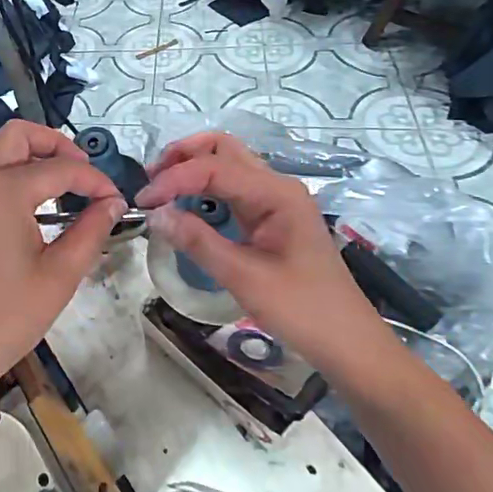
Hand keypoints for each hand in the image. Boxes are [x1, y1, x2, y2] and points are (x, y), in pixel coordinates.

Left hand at [0, 120, 125, 400]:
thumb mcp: (59, 276)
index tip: (116, 200)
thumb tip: (112, 204)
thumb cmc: (3, 319)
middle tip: (82, 174)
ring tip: (52, 182)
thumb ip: (90, 231)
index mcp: (4, 189)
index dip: (95, 181)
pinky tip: (18, 202)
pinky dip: (1, 169)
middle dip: (56, 145)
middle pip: (19, 134)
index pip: (62, 168)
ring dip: (25, 152)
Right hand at [137, 132, 390, 374]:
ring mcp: (275, 199)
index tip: (143, 201)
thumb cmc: (303, 311)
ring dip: (192, 168)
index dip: (174, 179)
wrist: (349, 343)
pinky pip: (232, 187)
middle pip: (223, 148)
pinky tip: (185, 206)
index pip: (215, 167)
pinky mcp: (271, 216)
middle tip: (152, 182)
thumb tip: (156, 214)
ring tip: (160, 191)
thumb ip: (198, 241)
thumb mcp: (244, 278)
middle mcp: (276, 185)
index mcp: (276, 193)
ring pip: (228, 163)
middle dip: (183, 156)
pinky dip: (204, 187)